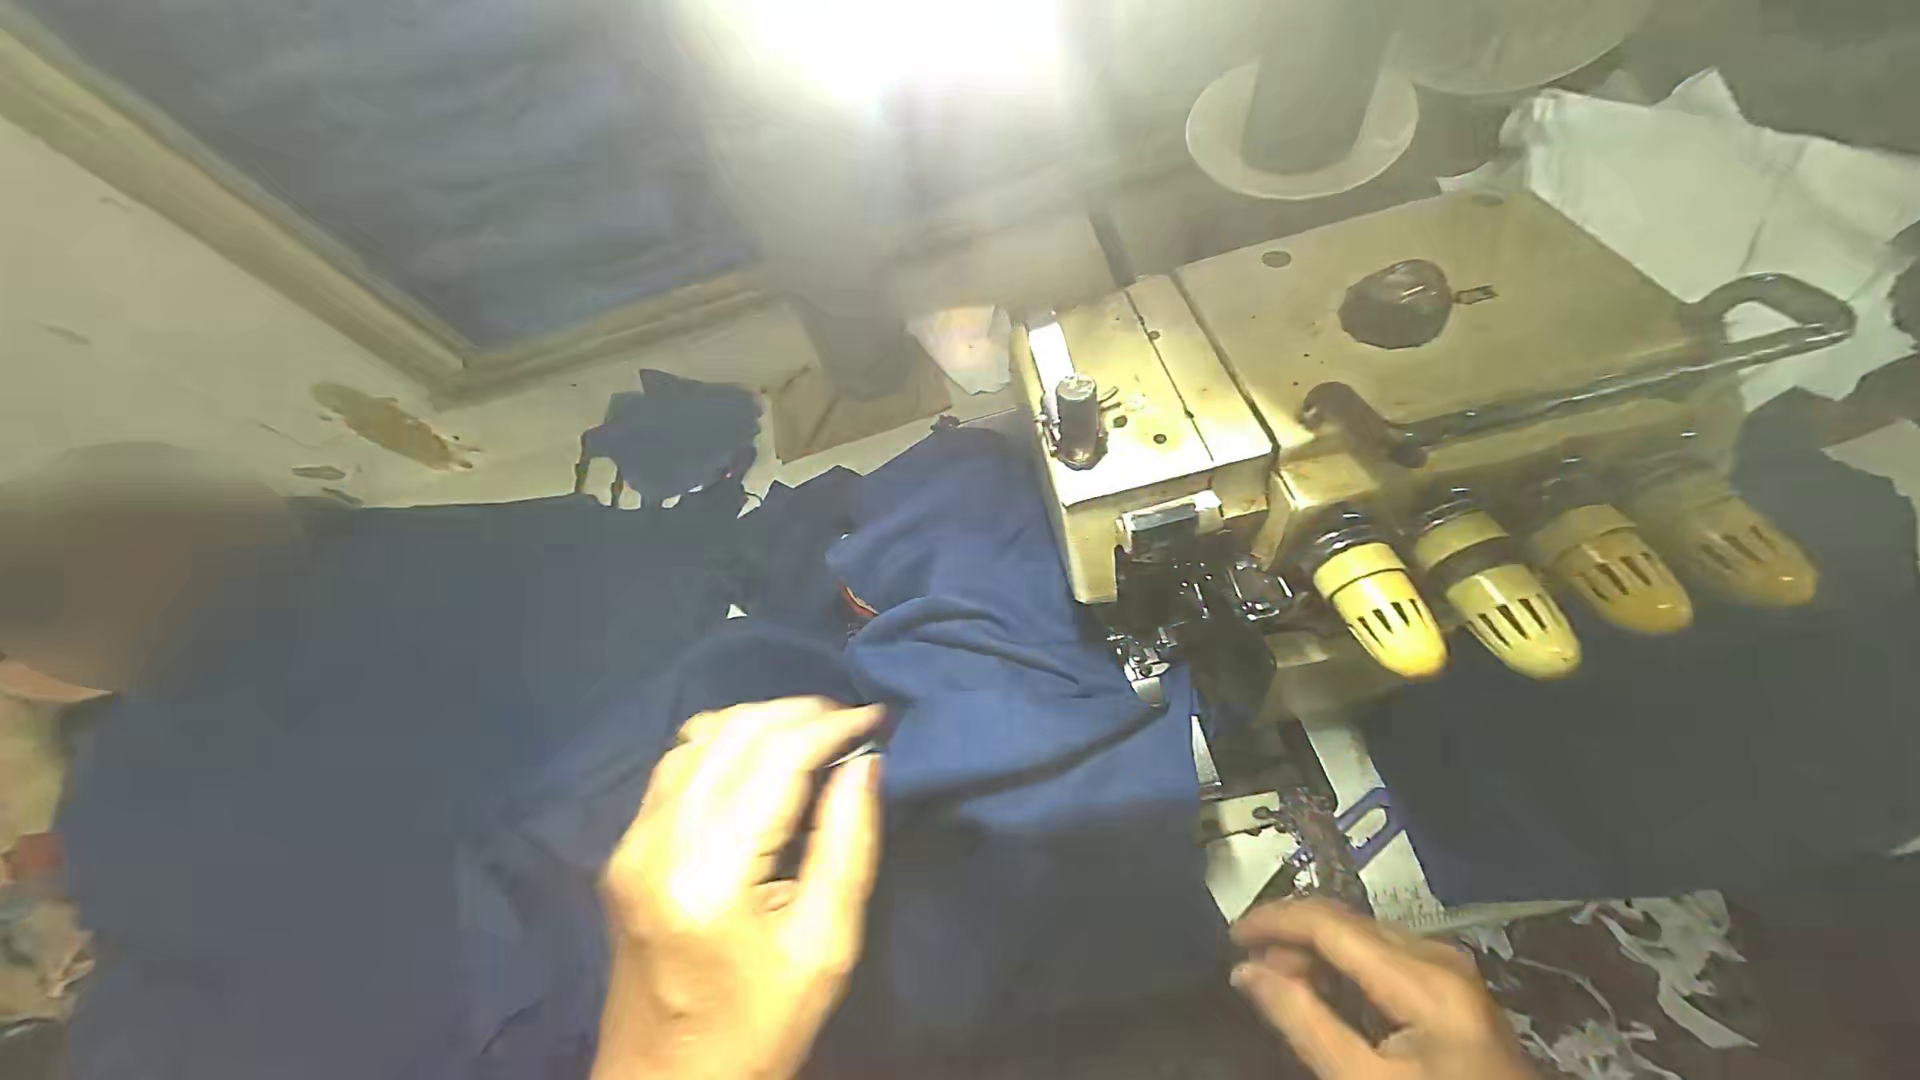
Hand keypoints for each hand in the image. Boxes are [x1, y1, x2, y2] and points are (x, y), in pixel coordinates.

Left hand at [594, 698, 885, 1079]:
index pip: (779, 759)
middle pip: (738, 733)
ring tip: (815, 730)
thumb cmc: (760, 1026)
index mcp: (713, 872)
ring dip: (765, 719)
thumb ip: (849, 841)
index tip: (876, 717)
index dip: (832, 726)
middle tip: (850, 721)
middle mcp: (660, 841)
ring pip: (704, 735)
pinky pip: (680, 761)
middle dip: (803, 713)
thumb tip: (866, 762)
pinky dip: (728, 739)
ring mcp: (634, 841)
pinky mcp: (626, 846)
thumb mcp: (827, 943)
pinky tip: (761, 751)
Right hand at [1231, 900, 1533, 1079]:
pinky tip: (1324, 989)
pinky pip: (1379, 952)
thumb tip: (1243, 971)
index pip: (1328, 922)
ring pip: (1357, 932)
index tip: (1231, 938)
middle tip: (1254, 970)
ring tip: (1284, 983)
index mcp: (1424, 980)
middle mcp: (1439, 956)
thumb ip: (1304, 1023)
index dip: (1271, 921)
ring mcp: (1450, 969)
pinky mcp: (1452, 986)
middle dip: (1290, 936)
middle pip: (1343, 920)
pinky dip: (1341, 963)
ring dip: (1313, 948)